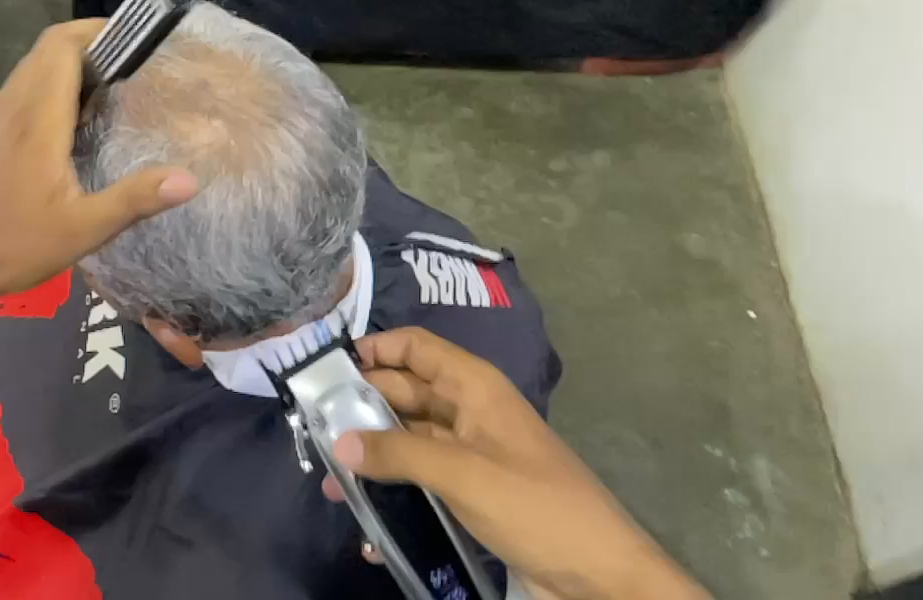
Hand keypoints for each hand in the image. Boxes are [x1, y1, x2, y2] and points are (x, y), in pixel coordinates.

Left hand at [0, 19, 198, 311]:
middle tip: (131, 64)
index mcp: (38, 118)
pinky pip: (20, 89)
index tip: (135, 38)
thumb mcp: (82, 229)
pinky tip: (70, 122)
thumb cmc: (11, 245)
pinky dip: (49, 85)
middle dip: (89, 43)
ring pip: (31, 67)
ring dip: (67, 63)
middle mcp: (13, 106)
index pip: (62, 46)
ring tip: (109, 87)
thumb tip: (190, 179)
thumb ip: (135, 199)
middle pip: (47, 48)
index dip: (96, 30)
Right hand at [323, 328, 707, 599]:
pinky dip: (394, 491)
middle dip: (361, 407)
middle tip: (315, 429)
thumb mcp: (463, 474)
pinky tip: (368, 522)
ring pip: (407, 438)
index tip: (329, 369)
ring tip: (332, 482)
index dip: (374, 348)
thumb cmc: (536, 506)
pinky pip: (420, 479)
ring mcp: (469, 453)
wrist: (606, 582)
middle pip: (404, 392)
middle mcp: (467, 411)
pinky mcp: (470, 493)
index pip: (415, 347)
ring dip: (372, 455)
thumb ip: (398, 453)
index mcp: (472, 387)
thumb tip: (338, 441)